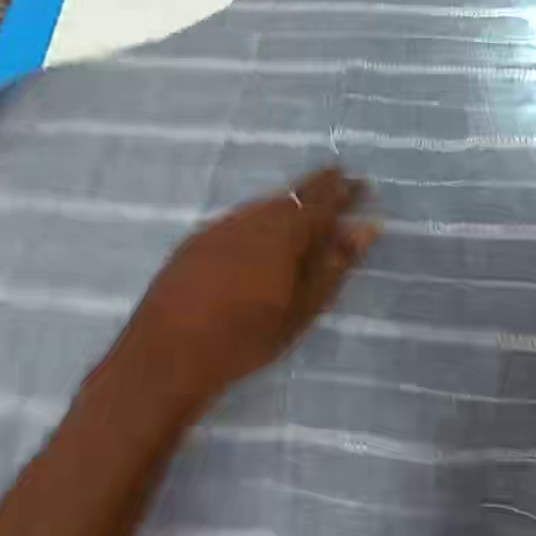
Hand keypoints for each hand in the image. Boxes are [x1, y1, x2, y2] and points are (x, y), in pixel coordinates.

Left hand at [115, 169, 379, 406]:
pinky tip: (260, 236)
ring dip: (288, 204)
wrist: (169, 351)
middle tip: (338, 187)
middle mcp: (255, 216)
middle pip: (293, 194)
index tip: (361, 184)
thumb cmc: (246, 338)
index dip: (343, 188)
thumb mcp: (302, 308)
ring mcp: (222, 224)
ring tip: (304, 212)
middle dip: (318, 190)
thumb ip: (335, 264)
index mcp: (285, 231)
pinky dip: (260, 218)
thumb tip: (366, 226)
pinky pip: (241, 218)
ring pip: (265, 204)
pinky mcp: (199, 237)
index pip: (322, 197)